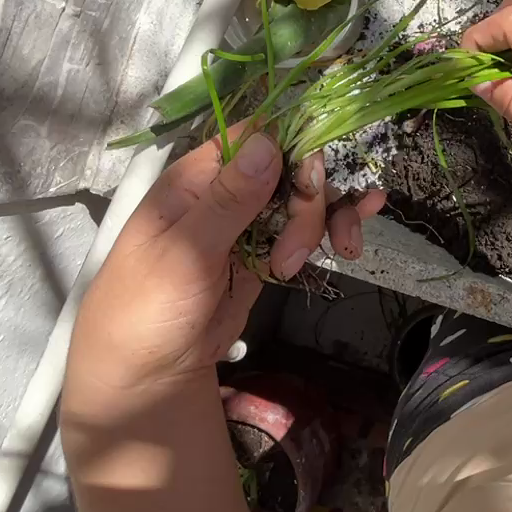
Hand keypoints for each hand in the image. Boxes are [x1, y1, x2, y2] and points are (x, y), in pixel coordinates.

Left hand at [66, 131, 384, 405]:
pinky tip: (363, 221)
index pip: (257, 136)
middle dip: (312, 202)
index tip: (315, 177)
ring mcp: (251, 222)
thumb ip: (230, 199)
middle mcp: (229, 191)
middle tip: (297, 250)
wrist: (148, 374)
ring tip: (341, 252)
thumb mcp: (186, 252)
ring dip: (327, 221)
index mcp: (198, 178)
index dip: (294, 146)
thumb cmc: (148, 308)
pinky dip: (334, 225)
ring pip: (307, 198)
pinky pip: (307, 227)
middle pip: (292, 168)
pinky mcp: (269, 250)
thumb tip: (270, 142)